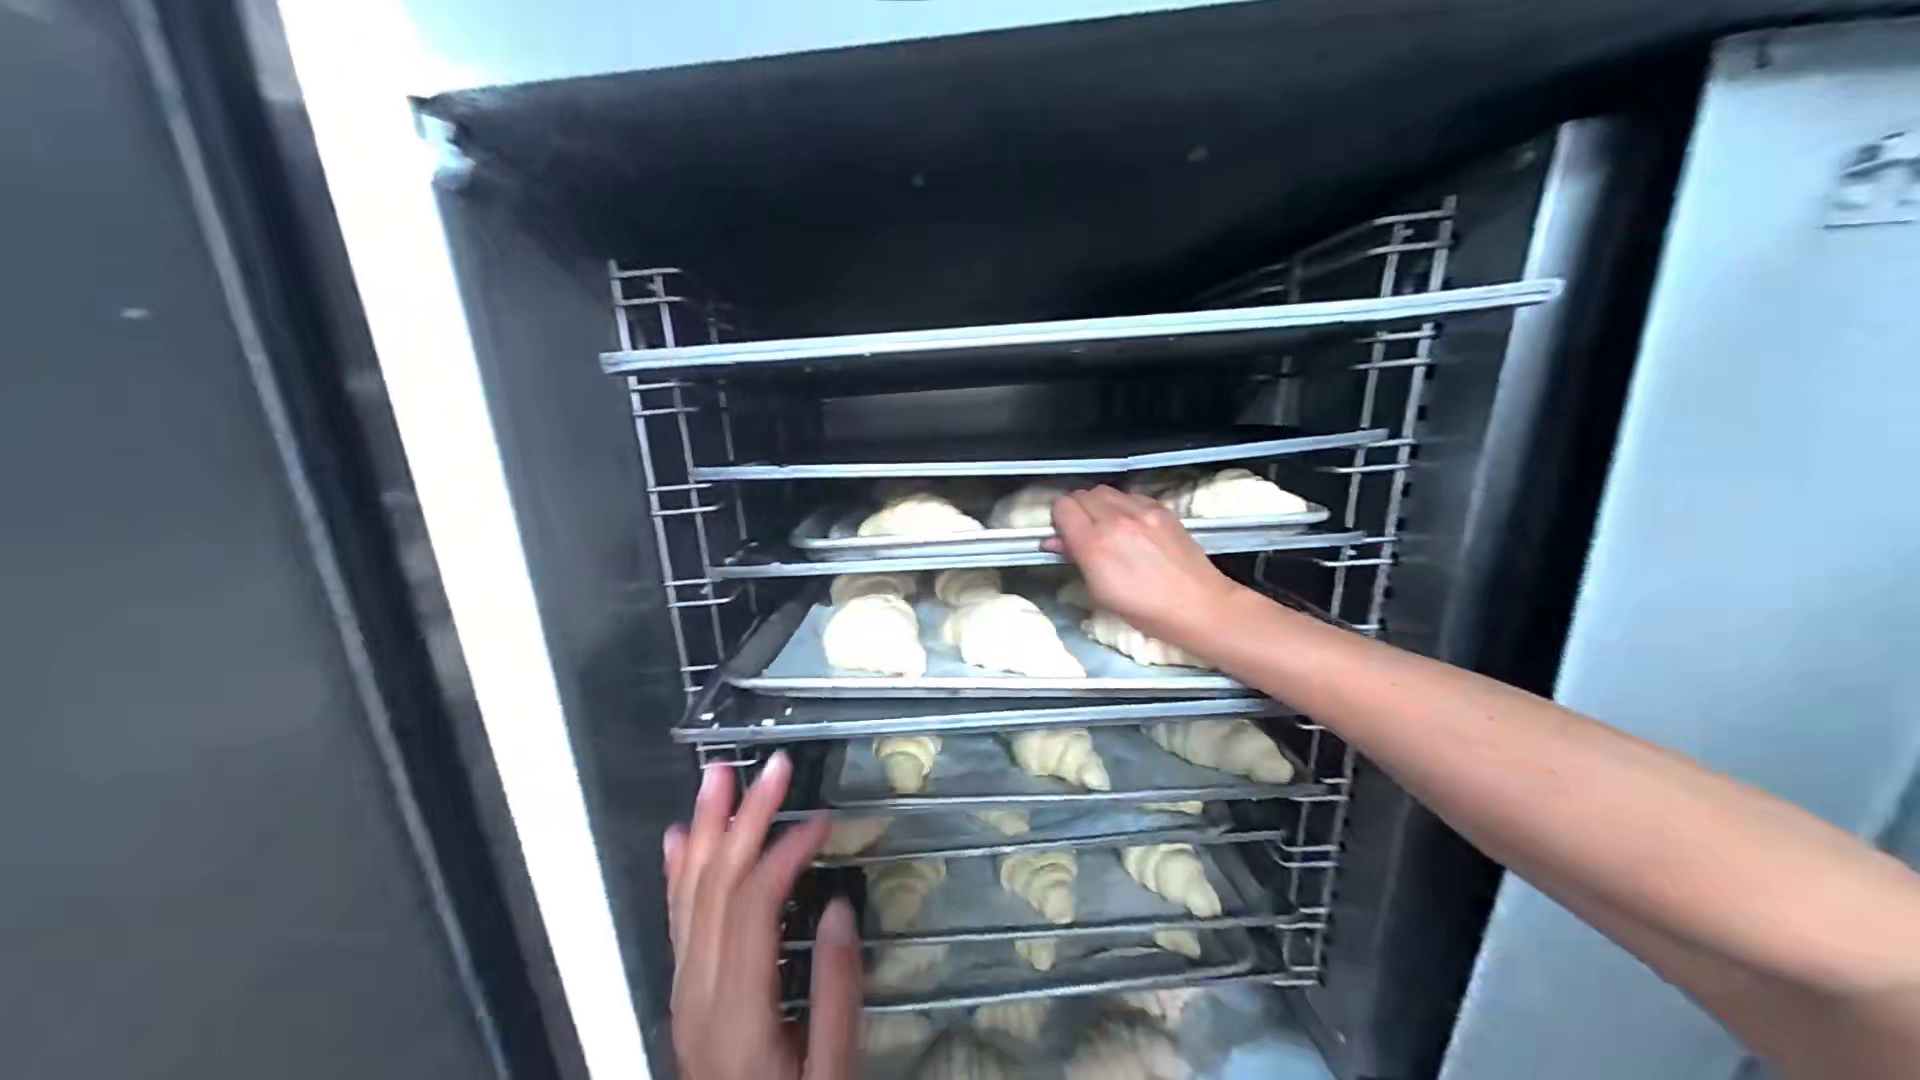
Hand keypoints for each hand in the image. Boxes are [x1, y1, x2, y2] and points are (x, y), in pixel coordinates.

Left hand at [663, 752, 861, 1079]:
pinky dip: (679, 871)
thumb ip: (836, 990)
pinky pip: (676, 919)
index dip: (785, 852)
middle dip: (745, 818)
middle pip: (716, 886)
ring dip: (708, 828)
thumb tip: (838, 905)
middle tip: (773, 768)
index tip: (821, 820)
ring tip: (717, 777)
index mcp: (738, 1013)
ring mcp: (684, 990)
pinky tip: (682, 837)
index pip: (752, 906)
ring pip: (689, 894)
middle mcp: (698, 993)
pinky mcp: (684, 991)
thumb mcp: (832, 1072)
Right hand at [1044, 485, 1244, 646]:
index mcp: (1095, 544)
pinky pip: (1129, 495)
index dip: (1058, 519)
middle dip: (1076, 510)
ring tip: (1106, 526)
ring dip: (1098, 504)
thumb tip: (1055, 540)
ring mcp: (1141, 510)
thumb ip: (1075, 558)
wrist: (1197, 605)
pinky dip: (1122, 505)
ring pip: (1104, 490)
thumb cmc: (1143, 609)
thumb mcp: (1098, 591)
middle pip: (1081, 494)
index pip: (1062, 507)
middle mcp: (1115, 519)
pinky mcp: (1161, 508)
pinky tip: (1131, 525)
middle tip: (1082, 531)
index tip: (1063, 533)